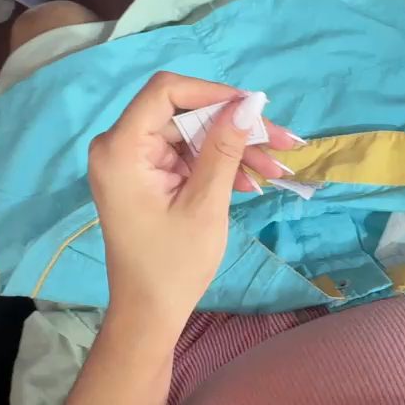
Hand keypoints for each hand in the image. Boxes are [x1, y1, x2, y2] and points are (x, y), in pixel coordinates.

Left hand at [86, 72, 298, 330]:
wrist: (149, 313)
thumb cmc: (173, 264)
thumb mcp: (205, 203)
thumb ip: (225, 148)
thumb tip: (249, 103)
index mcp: (122, 148)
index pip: (166, 91)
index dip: (213, 93)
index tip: (254, 108)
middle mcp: (121, 146)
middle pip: (186, 114)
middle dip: (235, 127)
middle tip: (283, 143)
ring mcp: (134, 161)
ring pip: (193, 135)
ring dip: (235, 149)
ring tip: (277, 170)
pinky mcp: (148, 175)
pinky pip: (188, 155)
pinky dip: (220, 165)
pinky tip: (252, 184)